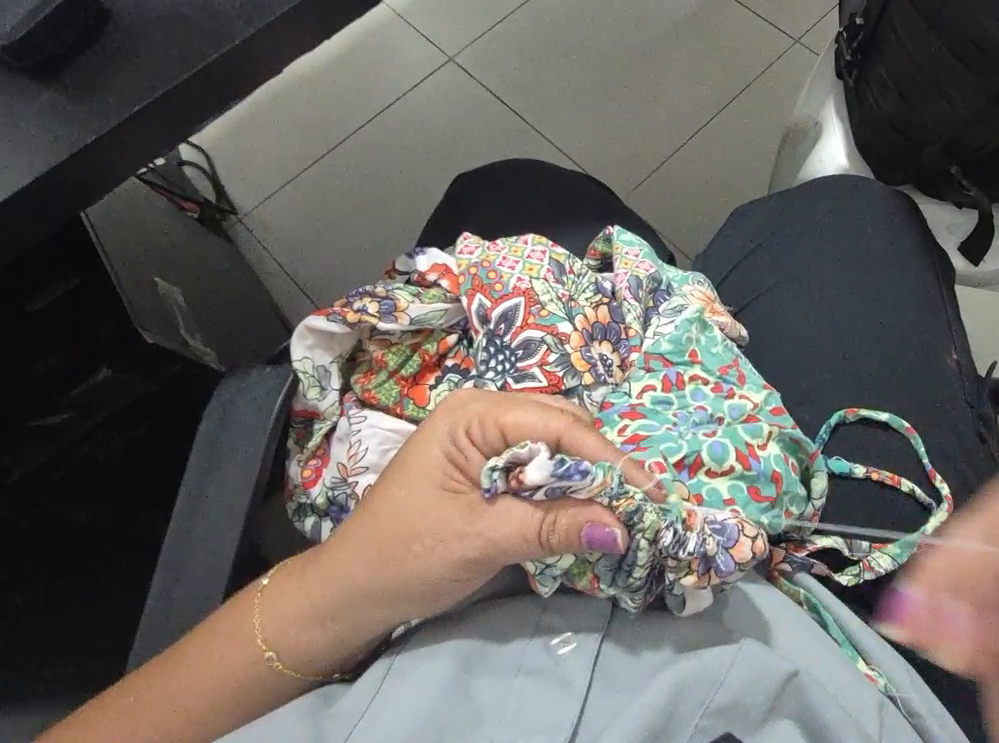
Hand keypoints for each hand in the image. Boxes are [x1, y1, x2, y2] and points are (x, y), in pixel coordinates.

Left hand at [311, 388, 664, 636]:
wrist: (351, 588)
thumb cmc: (407, 554)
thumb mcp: (483, 540)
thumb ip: (553, 526)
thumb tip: (621, 528)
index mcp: (474, 412)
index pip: (557, 425)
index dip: (606, 457)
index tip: (648, 491)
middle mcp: (482, 409)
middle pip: (561, 424)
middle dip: (600, 462)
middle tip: (639, 502)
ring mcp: (483, 432)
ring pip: (554, 441)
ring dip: (584, 473)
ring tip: (618, 504)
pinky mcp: (486, 459)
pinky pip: (538, 460)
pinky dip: (563, 482)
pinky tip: (580, 504)